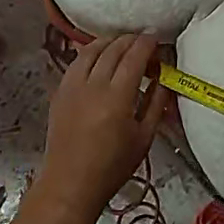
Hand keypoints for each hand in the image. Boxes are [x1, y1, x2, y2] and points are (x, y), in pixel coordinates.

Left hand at [28, 34, 171, 221]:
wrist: (70, 184)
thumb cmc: (112, 166)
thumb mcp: (144, 137)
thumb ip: (156, 103)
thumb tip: (164, 77)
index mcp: (117, 97)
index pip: (134, 56)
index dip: (147, 43)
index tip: (157, 39)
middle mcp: (93, 85)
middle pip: (113, 48)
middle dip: (131, 40)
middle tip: (144, 42)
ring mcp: (72, 86)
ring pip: (91, 50)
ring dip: (109, 42)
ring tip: (122, 44)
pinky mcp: (60, 92)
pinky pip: (76, 62)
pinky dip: (91, 53)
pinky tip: (99, 58)